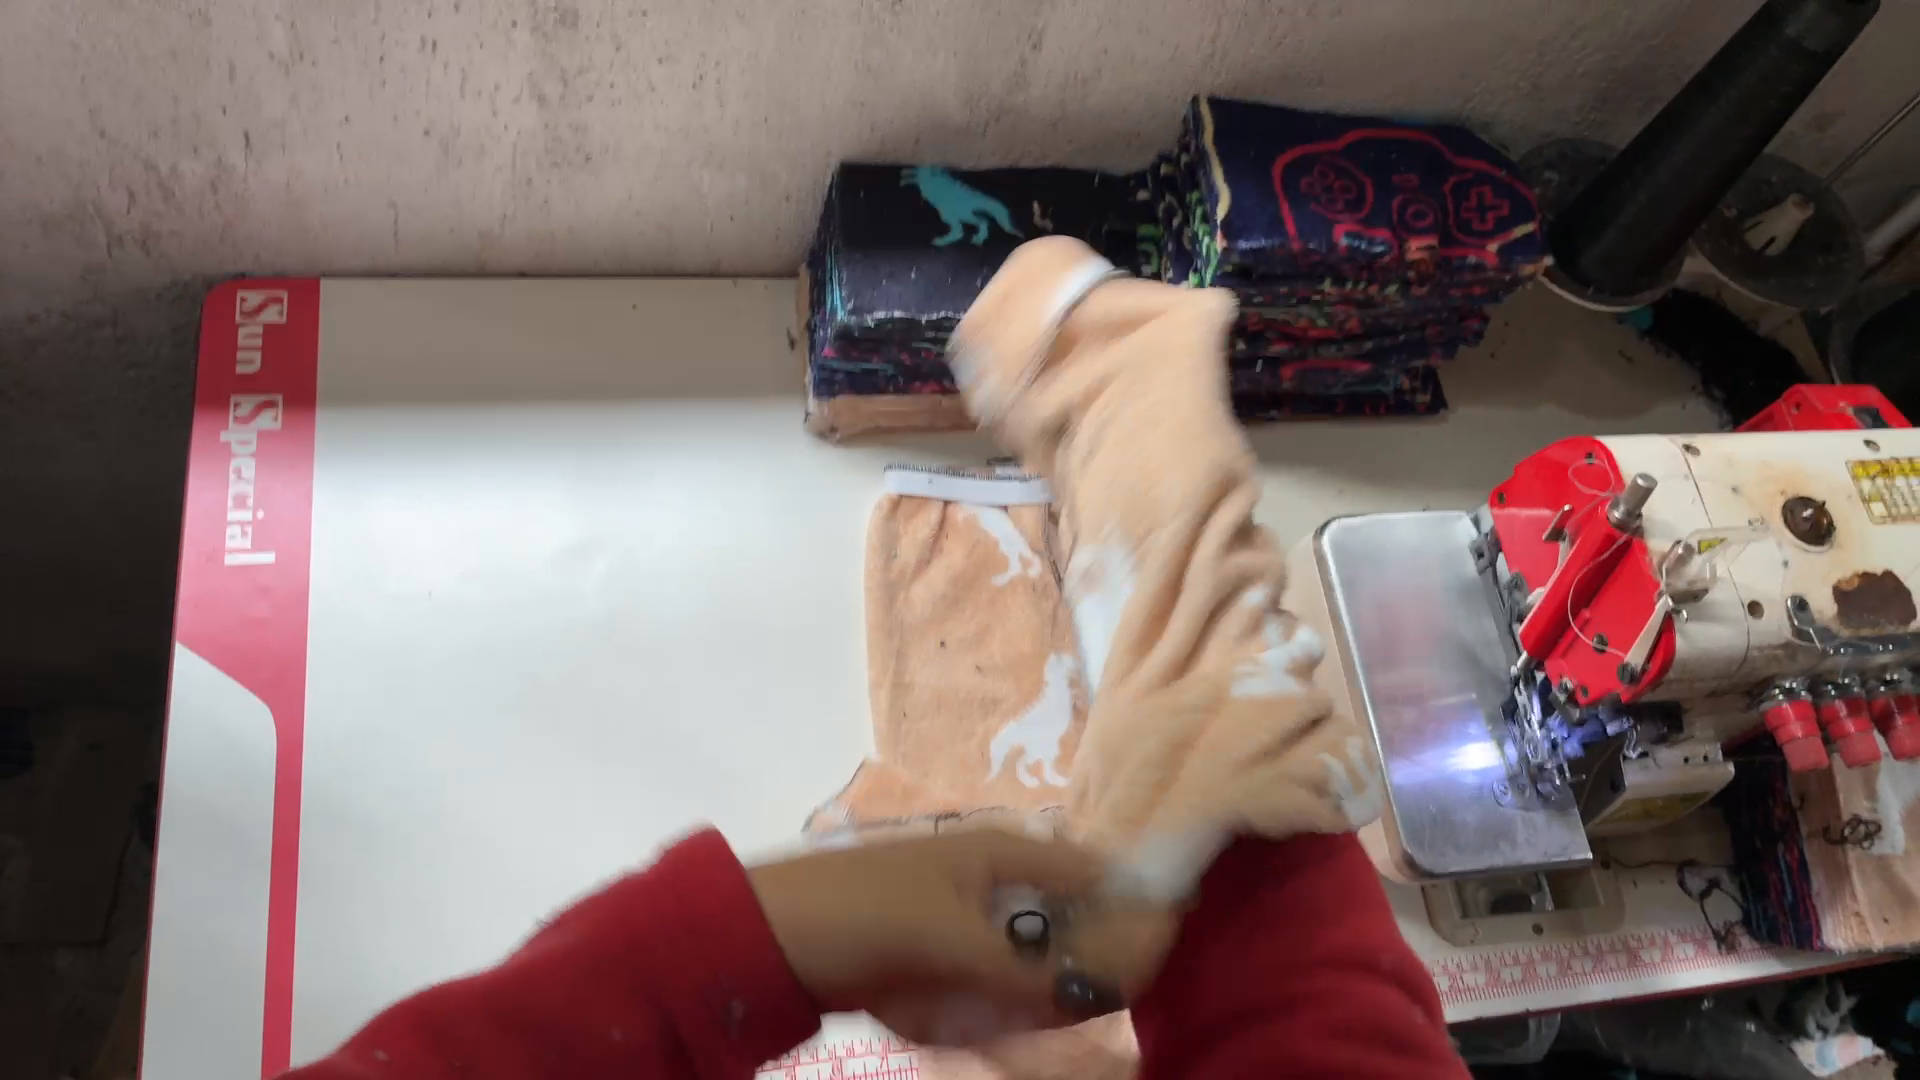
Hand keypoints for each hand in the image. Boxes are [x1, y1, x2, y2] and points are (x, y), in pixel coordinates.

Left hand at [749, 828, 1143, 1041]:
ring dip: (999, 1000)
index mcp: (1003, 850)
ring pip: (1022, 965)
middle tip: (1012, 1008)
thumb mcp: (951, 941)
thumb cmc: (868, 914)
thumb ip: (1027, 969)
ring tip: (943, 1004)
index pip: (1090, 873)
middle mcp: (994, 873)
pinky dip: (965, 1006)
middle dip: (1051, 978)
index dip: (1126, 914)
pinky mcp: (943, 945)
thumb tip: (1102, 989)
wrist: (777, 932)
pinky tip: (921, 1009)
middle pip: (1061, 927)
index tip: (1148, 969)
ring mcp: (967, 911)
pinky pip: (982, 982)